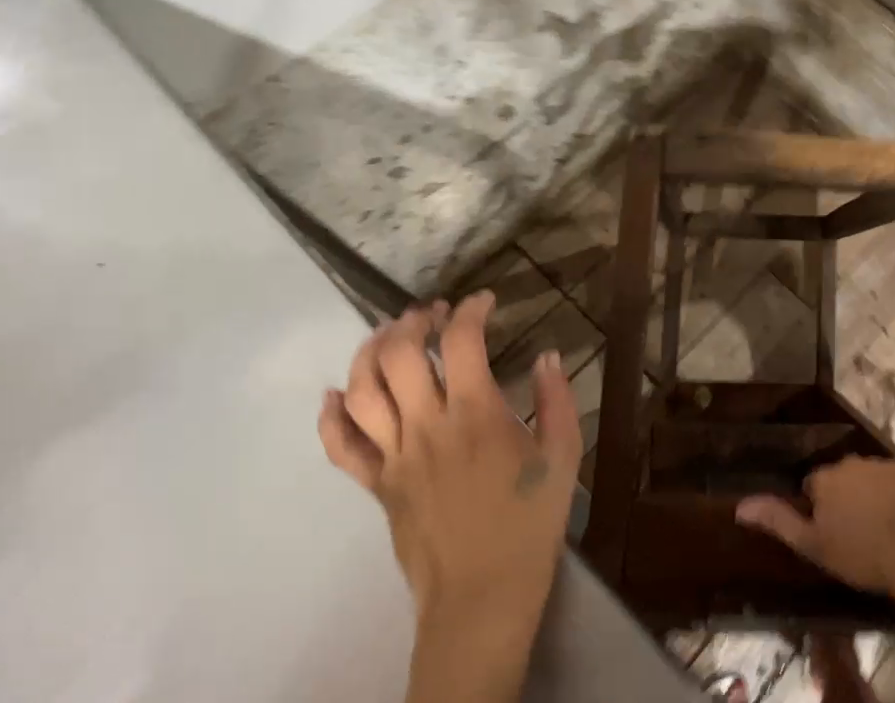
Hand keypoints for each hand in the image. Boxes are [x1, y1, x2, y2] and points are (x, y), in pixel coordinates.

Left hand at [318, 293, 581, 618]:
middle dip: (413, 322)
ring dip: (369, 353)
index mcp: (476, 415)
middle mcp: (427, 426)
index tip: (484, 302)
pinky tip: (334, 394)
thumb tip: (548, 357)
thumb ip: (557, 402)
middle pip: (399, 355)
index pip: (461, 342)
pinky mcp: (377, 485)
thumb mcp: (564, 458)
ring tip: (388, 336)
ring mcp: (394, 456)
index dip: (471, 311)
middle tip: (433, 314)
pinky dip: (330, 416)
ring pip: (361, 390)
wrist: (483, 593)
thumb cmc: (530, 523)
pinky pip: (340, 447)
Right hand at [734, 456, 894, 593]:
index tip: (829, 535)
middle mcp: (849, 462)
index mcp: (824, 478)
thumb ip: (777, 520)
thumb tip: (740, 506)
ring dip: (863, 494)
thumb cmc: (857, 553)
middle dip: (840, 499)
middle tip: (851, 534)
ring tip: (874, 528)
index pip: (811, 487)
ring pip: (862, 478)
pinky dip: (886, 493)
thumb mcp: (811, 543)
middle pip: (837, 479)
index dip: (817, 512)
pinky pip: (886, 479)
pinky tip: (892, 517)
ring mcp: (879, 464)